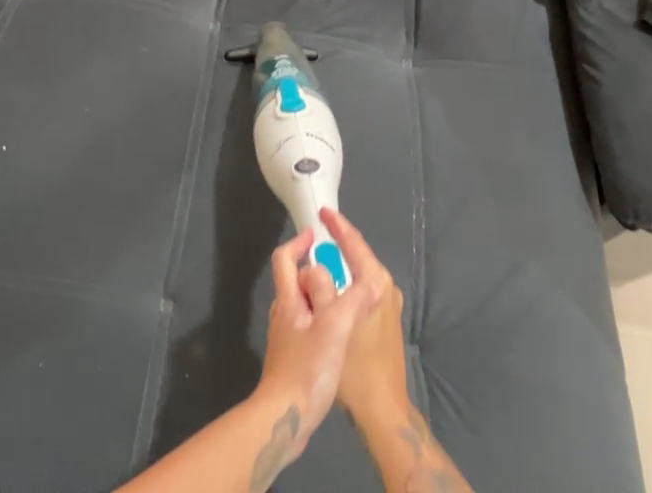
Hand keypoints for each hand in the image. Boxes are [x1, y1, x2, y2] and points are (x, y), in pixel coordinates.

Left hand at [254, 225, 382, 459]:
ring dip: (322, 299)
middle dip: (317, 273)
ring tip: (348, 305)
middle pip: (294, 281)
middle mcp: (283, 314)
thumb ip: (351, 299)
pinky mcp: (291, 358)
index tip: (316, 234)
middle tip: (344, 276)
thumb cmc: (308, 368)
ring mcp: (285, 337)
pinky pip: (306, 328)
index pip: (284, 259)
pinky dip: (322, 322)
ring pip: (301, 306)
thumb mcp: (336, 328)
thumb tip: (368, 279)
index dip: (298, 243)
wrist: (285, 417)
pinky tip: (339, 338)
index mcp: (289, 301)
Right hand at [325, 208, 409, 427]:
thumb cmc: (355, 366)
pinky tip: (328, 291)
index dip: (338, 226)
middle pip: (359, 257)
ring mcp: (388, 307)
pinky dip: (345, 284)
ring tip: (316, 259)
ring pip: (359, 276)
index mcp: (376, 285)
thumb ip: (322, 289)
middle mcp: (386, 290)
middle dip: (337, 244)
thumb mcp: (332, 323)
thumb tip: (313, 266)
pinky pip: (361, 291)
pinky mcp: (386, 322)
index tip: (323, 211)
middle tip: (313, 235)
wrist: (383, 409)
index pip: (355, 245)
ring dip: (340, 266)